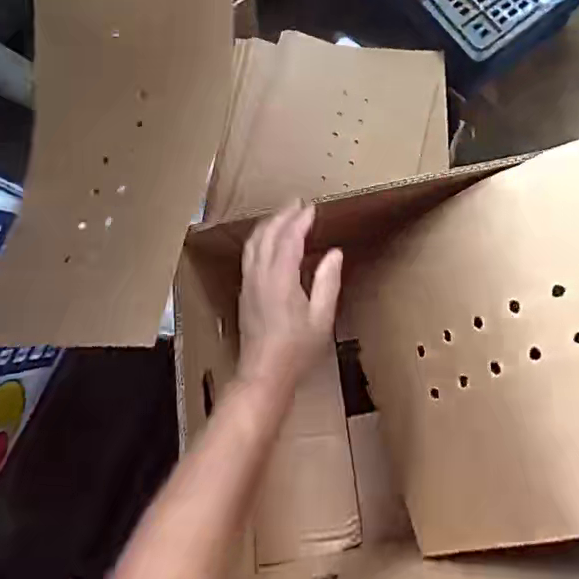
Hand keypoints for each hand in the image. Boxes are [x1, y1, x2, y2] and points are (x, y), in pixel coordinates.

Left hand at [236, 202, 342, 393]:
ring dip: (269, 223)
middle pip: (268, 233)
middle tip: (298, 204)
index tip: (312, 208)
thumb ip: (327, 282)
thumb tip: (334, 253)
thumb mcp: (321, 318)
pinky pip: (250, 253)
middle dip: (283, 215)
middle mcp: (260, 274)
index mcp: (280, 278)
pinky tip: (269, 240)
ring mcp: (248, 282)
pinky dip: (260, 237)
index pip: (289, 238)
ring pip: (254, 241)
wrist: (263, 375)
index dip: (300, 220)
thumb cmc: (296, 351)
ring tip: (283, 214)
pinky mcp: (244, 290)